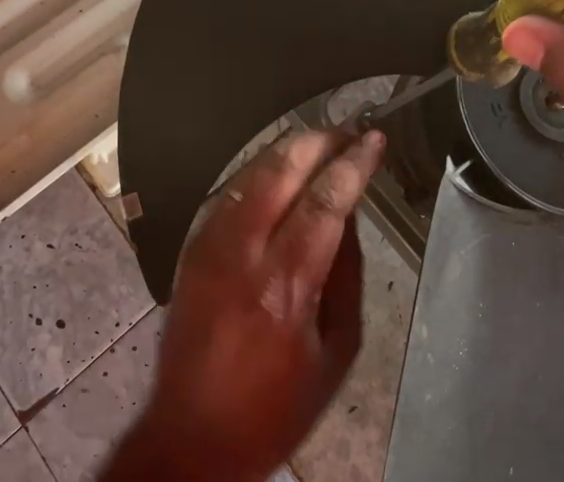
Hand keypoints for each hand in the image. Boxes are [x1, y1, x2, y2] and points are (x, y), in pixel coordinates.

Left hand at [104, 129, 384, 481]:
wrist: (194, 433)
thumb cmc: (276, 405)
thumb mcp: (335, 351)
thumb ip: (346, 276)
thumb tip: (350, 218)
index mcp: (286, 284)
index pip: (325, 200)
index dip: (353, 162)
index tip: (373, 138)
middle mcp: (242, 253)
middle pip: (281, 169)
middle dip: (318, 140)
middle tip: (347, 130)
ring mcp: (209, 246)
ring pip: (250, 173)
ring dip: (287, 149)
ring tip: (319, 141)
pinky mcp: (190, 249)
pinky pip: (229, 194)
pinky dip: (259, 172)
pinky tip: (279, 169)